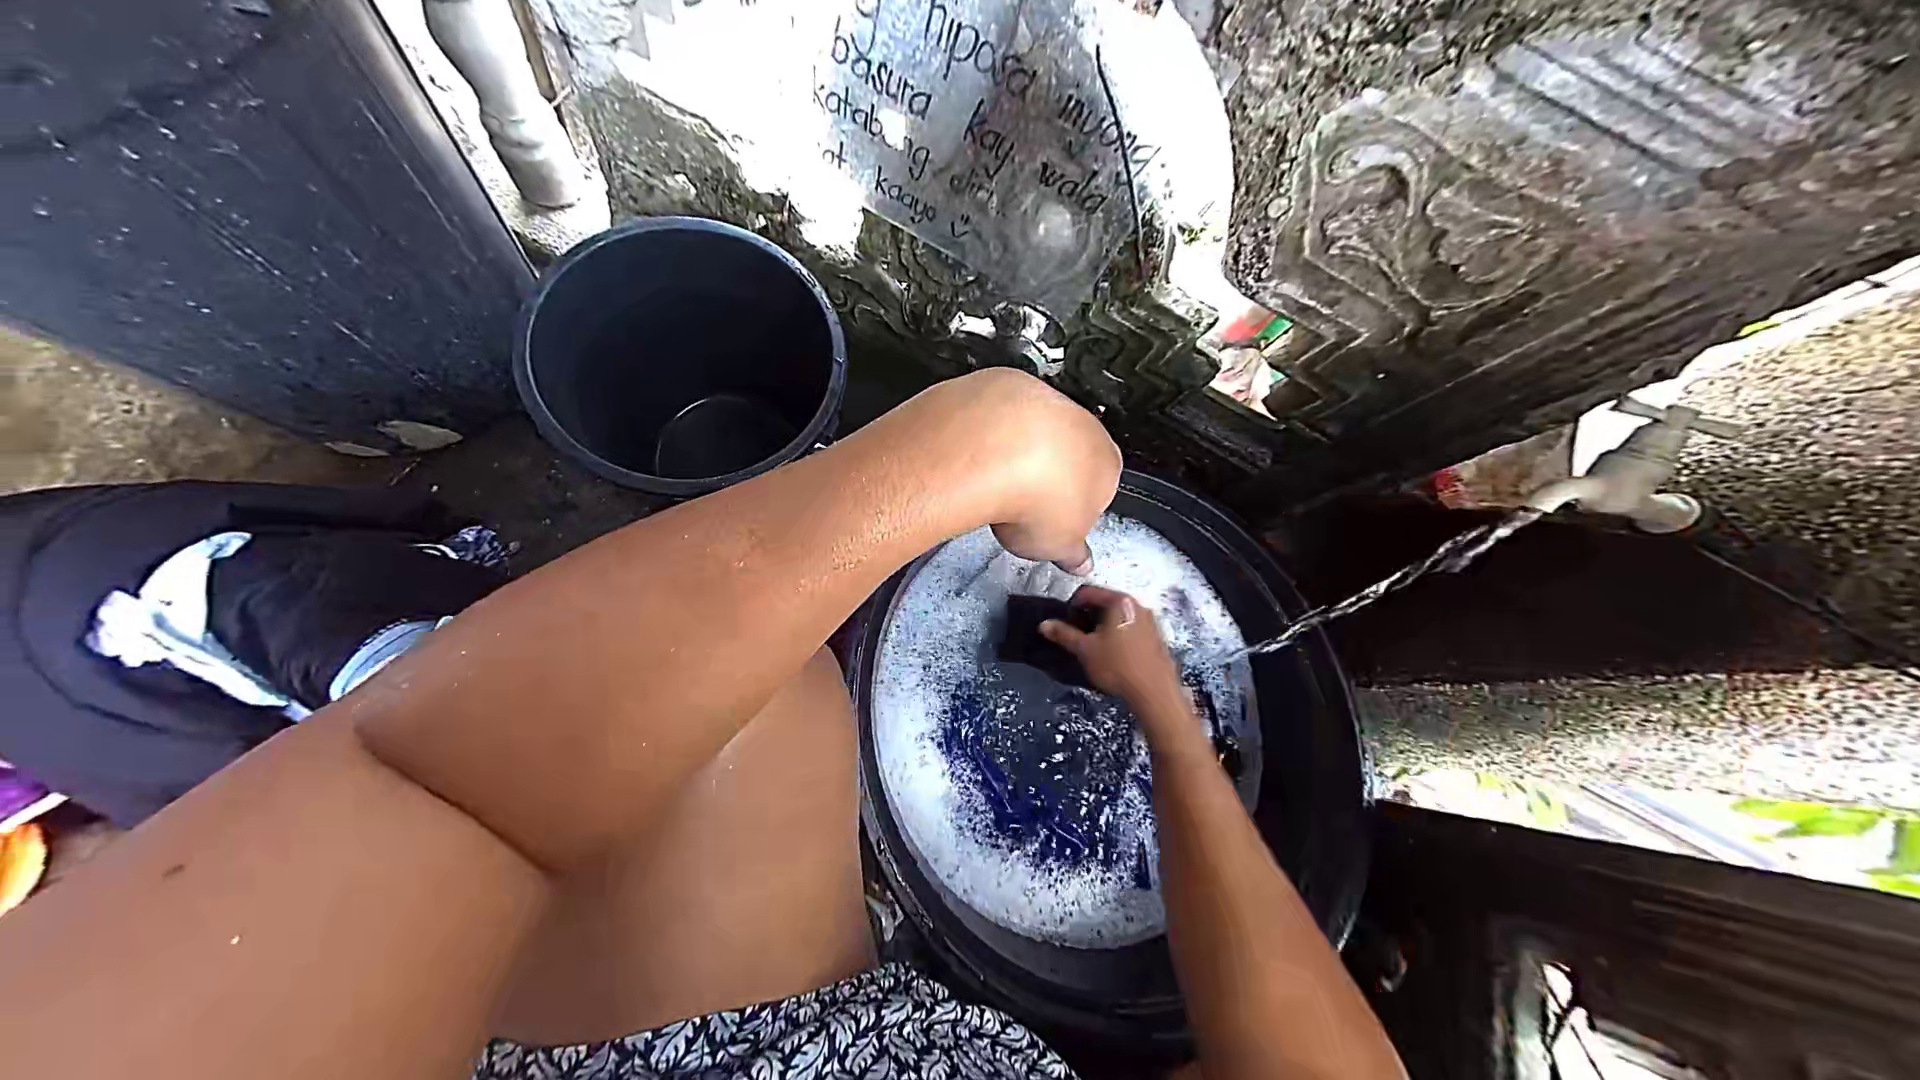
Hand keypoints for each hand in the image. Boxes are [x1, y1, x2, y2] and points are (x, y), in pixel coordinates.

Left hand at [908, 369, 1119, 574]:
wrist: (993, 452)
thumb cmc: (1034, 496)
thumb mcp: (1059, 545)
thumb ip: (1073, 552)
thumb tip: (1078, 560)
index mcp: (1108, 464)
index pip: (1098, 489)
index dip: (1070, 510)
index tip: (1049, 524)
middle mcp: (1082, 425)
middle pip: (1067, 453)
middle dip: (1044, 477)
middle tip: (1018, 505)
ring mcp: (1044, 400)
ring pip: (1032, 428)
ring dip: (1015, 450)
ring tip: (991, 482)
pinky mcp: (1004, 384)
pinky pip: (997, 411)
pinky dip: (986, 429)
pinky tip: (973, 454)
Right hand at [1039, 586, 1187, 714]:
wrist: (1154, 693)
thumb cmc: (1116, 666)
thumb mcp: (1084, 649)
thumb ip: (1064, 634)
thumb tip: (1044, 624)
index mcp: (1119, 601)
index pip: (1089, 591)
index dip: (1073, 604)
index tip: (1066, 620)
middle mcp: (1137, 605)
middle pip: (1106, 601)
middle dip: (1089, 614)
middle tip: (1079, 632)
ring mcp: (1151, 620)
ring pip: (1120, 615)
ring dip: (1104, 624)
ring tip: (1095, 644)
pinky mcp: (1157, 636)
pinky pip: (1132, 626)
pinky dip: (1119, 632)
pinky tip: (1115, 652)